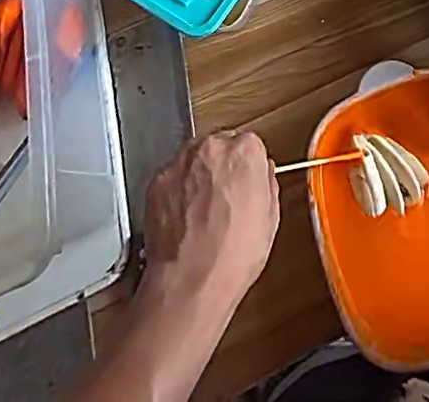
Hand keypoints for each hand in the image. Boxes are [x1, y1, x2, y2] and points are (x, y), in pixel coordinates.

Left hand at [142, 131, 279, 310]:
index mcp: (245, 151)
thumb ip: (267, 183)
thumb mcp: (270, 219)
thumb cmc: (232, 255)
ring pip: (195, 158)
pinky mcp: (158, 180)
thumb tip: (262, 175)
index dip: (249, 168)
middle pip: (220, 146)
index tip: (246, 184)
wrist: (190, 283)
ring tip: (203, 212)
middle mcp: (212, 148)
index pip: (250, 144)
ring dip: (199, 175)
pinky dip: (177, 191)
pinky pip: (173, 178)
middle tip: (225, 199)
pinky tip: (185, 218)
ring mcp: (181, 162)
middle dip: (222, 167)